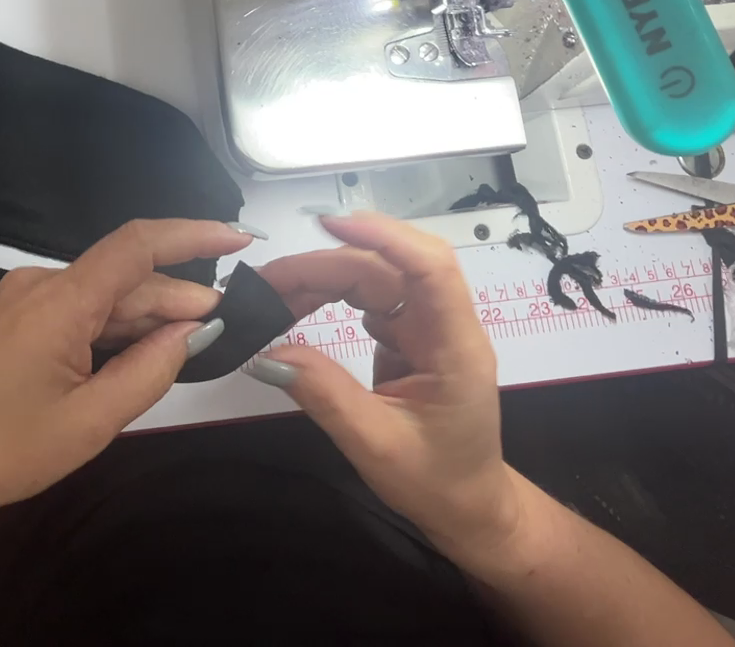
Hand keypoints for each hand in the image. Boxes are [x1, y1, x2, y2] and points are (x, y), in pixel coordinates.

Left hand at [0, 219, 251, 553]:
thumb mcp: (86, 425)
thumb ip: (148, 373)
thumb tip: (194, 331)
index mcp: (58, 302)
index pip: (137, 246)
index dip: (193, 234)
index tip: (240, 240)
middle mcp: (40, 284)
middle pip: (124, 277)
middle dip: (177, 298)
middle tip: (223, 328)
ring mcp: (22, 298)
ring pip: (101, 295)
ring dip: (146, 316)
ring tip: (187, 343)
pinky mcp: (12, 317)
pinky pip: (76, 310)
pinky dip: (112, 327)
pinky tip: (137, 351)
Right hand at [249, 212, 524, 563]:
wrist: (470, 510)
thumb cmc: (437, 482)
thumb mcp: (375, 446)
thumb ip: (324, 395)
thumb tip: (266, 355)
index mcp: (454, 347)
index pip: (430, 268)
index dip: (383, 236)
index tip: (328, 224)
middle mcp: (442, 325)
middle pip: (384, 270)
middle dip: (322, 266)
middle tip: (264, 281)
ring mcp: (425, 326)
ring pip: (370, 278)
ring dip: (319, 278)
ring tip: (270, 293)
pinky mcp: (407, 333)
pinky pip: (364, 299)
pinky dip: (326, 296)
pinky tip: (294, 306)